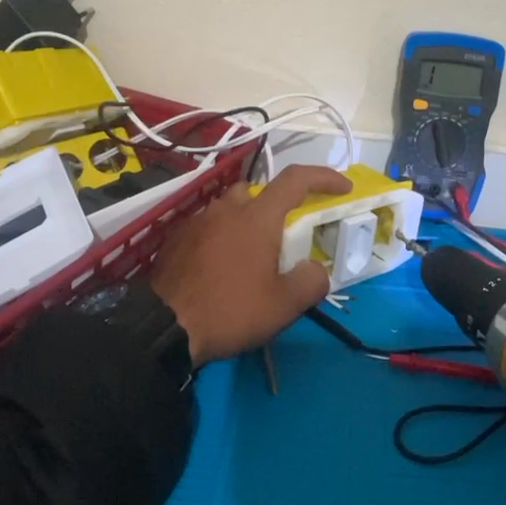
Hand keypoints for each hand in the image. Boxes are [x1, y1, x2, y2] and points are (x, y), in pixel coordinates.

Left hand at [150, 165, 352, 366]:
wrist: (162, 327)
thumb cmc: (230, 310)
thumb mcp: (284, 305)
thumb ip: (311, 281)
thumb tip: (315, 269)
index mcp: (258, 217)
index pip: (296, 180)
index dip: (324, 178)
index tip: (342, 188)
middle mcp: (227, 208)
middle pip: (259, 192)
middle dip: (278, 206)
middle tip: (286, 236)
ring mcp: (197, 221)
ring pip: (230, 208)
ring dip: (247, 222)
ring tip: (253, 256)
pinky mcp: (176, 238)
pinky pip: (209, 226)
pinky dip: (223, 237)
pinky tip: (222, 267)